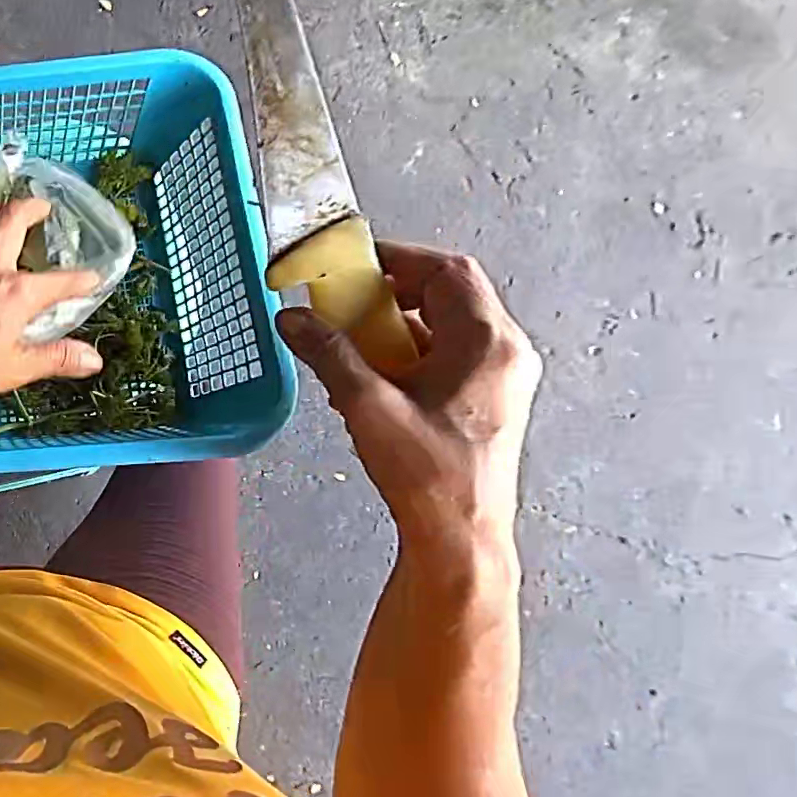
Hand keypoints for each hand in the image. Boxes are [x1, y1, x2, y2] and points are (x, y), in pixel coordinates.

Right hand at [277, 243, 539, 551]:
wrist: (460, 537)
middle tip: (351, 302)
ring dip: (397, 328)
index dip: (399, 259)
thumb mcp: (368, 407)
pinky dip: (408, 355)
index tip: (356, 264)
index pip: (448, 271)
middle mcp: (504, 353)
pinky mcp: (486, 401)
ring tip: (355, 346)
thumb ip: (329, 355)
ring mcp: (499, 378)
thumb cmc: (429, 476)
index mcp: (488, 343)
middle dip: (394, 294)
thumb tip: (293, 319)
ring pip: (445, 327)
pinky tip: (373, 381)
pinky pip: (447, 357)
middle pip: (449, 296)